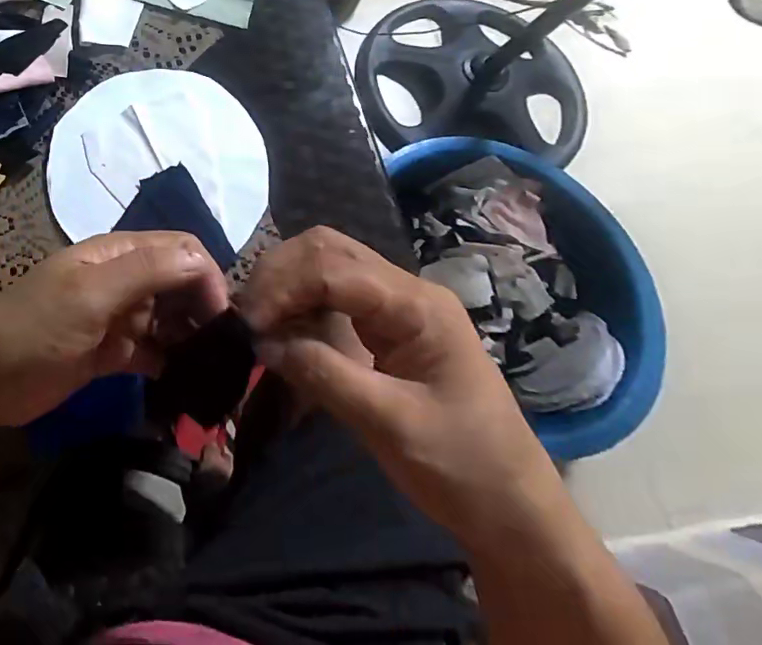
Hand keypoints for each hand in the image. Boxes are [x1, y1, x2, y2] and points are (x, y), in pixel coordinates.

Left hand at [0, 231, 229, 429]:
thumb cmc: (35, 329)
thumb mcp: (89, 295)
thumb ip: (144, 271)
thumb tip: (202, 258)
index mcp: (112, 254)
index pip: (178, 249)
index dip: (206, 275)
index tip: (224, 319)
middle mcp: (118, 279)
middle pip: (177, 282)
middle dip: (204, 308)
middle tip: (225, 352)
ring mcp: (114, 317)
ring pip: (168, 318)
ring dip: (191, 337)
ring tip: (214, 372)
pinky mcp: (109, 352)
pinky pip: (152, 350)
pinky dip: (171, 362)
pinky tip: (188, 383)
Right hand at [238, 227, 563, 549]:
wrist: (513, 513)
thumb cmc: (463, 468)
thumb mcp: (390, 424)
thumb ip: (324, 375)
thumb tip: (262, 341)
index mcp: (418, 307)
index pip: (332, 269)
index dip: (282, 287)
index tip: (249, 325)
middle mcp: (406, 292)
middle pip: (325, 249)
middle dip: (278, 273)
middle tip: (248, 316)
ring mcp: (395, 306)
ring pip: (322, 263)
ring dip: (282, 283)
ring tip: (257, 321)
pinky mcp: (383, 325)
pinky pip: (327, 293)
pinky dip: (294, 301)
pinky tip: (279, 328)